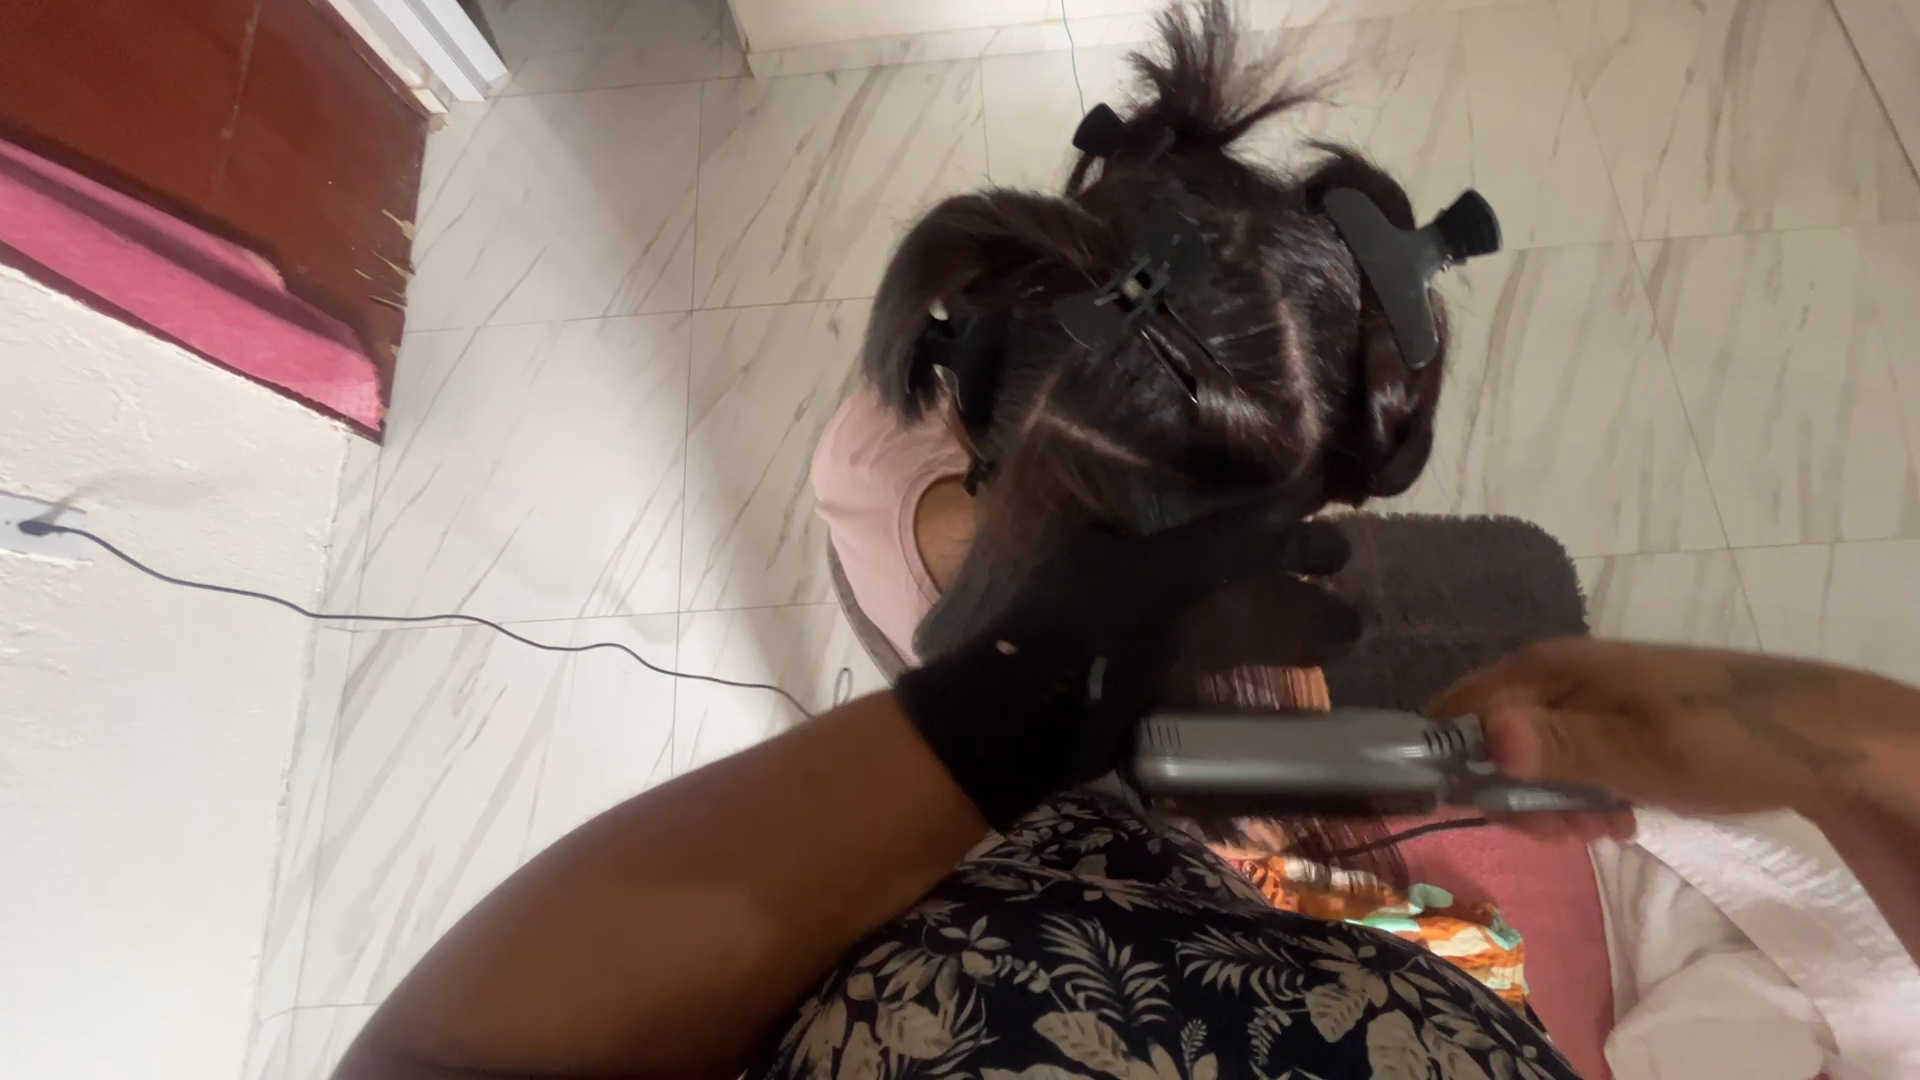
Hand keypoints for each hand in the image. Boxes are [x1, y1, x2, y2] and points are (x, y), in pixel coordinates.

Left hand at [895, 497, 1359, 829]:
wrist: (1019, 728)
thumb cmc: (1080, 635)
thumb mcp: (1152, 580)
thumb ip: (1219, 541)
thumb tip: (1293, 497)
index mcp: (1117, 539)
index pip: (1206, 515)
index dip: (1267, 520)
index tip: (1320, 527)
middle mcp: (1125, 576)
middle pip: (1219, 565)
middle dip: (1280, 571)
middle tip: (1342, 573)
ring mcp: (1132, 630)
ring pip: (1218, 615)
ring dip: (1275, 622)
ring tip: (1343, 633)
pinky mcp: (1137, 678)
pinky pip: (1203, 662)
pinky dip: (1246, 665)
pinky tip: (1292, 677)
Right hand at [1428, 638, 1891, 838]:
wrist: (1840, 741)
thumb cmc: (1732, 743)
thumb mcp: (1646, 753)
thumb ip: (1562, 746)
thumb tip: (1489, 739)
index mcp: (1541, 668)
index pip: (1457, 711)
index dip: (1459, 763)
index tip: (1499, 813)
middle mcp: (1547, 674)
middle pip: (1488, 734)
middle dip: (1513, 791)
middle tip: (1561, 832)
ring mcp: (1578, 693)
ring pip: (1525, 750)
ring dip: (1548, 798)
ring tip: (1598, 828)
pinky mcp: (1606, 715)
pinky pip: (1563, 752)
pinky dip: (1577, 789)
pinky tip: (1615, 812)